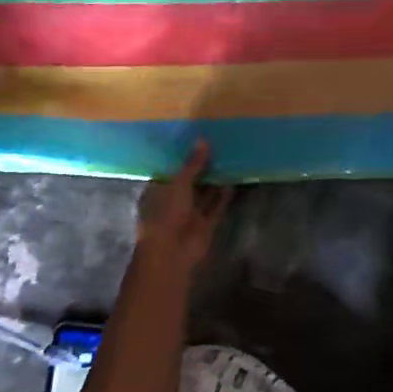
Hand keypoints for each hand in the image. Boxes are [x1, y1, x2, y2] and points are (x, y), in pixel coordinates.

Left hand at [135, 140, 230, 274]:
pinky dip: (224, 196)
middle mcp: (173, 202)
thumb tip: (203, 140)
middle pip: (190, 181)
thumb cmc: (166, 212)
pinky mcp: (205, 224)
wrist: (172, 251)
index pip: (172, 170)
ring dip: (215, 181)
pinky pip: (216, 206)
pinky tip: (233, 181)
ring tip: (229, 160)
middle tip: (218, 147)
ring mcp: (190, 214)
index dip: (184, 158)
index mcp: (159, 191)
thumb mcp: (178, 183)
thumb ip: (193, 164)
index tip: (198, 141)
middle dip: (202, 168)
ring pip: (204, 194)